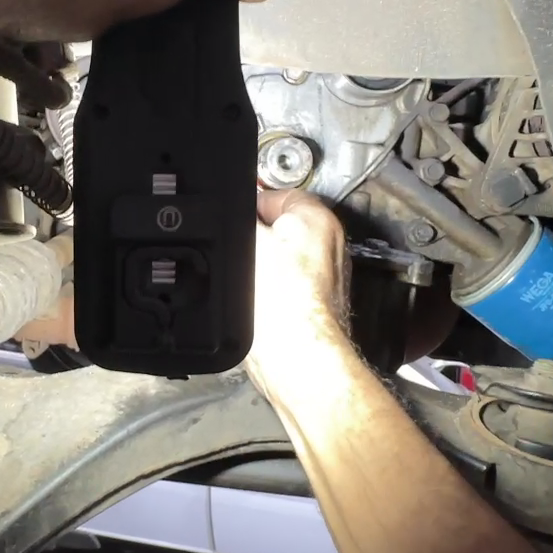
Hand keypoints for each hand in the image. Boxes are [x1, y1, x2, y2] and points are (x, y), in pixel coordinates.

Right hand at [245, 190, 352, 397]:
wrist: (294, 359)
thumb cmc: (281, 303)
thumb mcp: (244, 240)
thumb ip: (235, 214)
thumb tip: (225, 205)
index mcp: (316, 219)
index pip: (273, 193)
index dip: (244, 203)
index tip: (226, 217)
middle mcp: (327, 245)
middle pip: (275, 227)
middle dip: (251, 237)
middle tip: (235, 252)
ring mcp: (319, 278)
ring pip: (274, 259)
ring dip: (256, 267)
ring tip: (245, 280)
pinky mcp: (307, 305)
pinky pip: (277, 287)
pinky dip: (263, 291)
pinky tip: (253, 301)